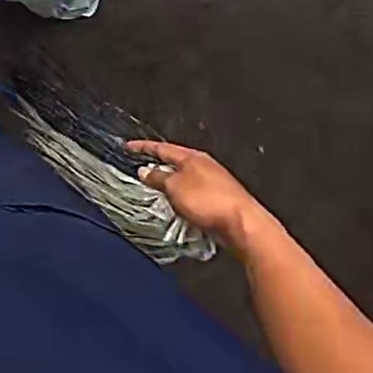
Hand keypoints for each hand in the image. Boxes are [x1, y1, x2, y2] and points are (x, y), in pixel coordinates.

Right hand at [128, 140, 279, 256]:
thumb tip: (146, 171)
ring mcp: (213, 183)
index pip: (162, 148)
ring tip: (155, 191)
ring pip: (184, 179)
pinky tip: (176, 207)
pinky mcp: (219, 200)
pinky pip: (192, 194)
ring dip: (169, 183)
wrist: (242, 225)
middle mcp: (204, 166)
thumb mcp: (175, 187)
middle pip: (174, 162)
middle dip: (157, 165)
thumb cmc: (210, 202)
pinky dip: (180, 197)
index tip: (129, 147)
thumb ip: (158, 178)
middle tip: (140, 169)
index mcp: (193, 157)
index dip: (143, 147)